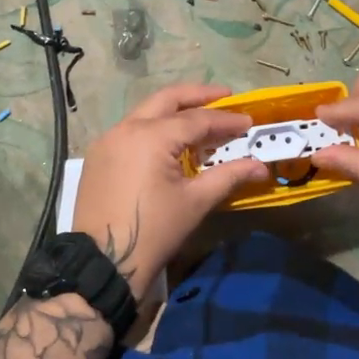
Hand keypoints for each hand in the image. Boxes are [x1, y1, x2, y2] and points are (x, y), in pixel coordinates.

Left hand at [74, 84, 265, 302]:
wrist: (103, 262)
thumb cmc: (154, 230)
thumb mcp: (195, 202)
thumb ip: (228, 176)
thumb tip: (260, 166)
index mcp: (151, 135)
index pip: (197, 119)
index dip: (226, 120)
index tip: (248, 122)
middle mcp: (126, 127)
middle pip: (167, 100)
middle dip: (197, 96)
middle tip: (225, 97)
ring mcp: (107, 140)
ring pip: (145, 112)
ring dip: (174, 110)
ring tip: (200, 119)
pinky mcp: (98, 155)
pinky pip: (130, 129)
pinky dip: (153, 127)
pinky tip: (169, 141)